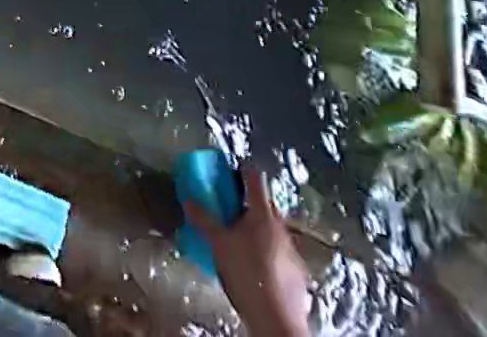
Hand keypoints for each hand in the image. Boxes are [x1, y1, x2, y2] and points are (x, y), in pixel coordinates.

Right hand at [186, 167, 310, 336]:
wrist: (276, 317)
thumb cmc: (246, 272)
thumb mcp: (219, 245)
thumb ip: (205, 221)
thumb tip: (189, 200)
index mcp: (261, 211)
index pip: (255, 177)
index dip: (243, 171)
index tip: (233, 171)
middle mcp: (280, 223)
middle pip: (265, 203)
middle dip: (250, 204)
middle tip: (232, 211)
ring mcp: (291, 246)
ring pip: (273, 228)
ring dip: (260, 229)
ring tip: (243, 242)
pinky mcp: (297, 268)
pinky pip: (281, 251)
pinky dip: (270, 252)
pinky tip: (258, 267)